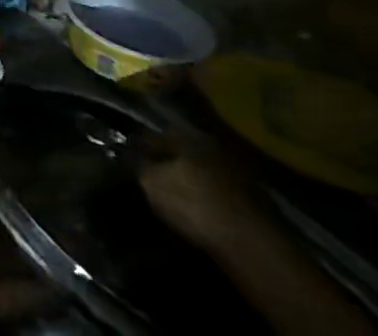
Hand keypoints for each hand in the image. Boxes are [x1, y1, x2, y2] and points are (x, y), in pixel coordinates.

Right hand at [135, 133, 269, 253]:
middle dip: (165, 161)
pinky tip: (195, 208)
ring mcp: (235, 170)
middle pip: (180, 150)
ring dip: (187, 178)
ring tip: (171, 195)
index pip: (153, 135)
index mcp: (187, 135)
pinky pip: (216, 189)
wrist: (249, 242)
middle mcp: (211, 144)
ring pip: (200, 169)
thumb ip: (137, 165)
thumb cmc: (192, 203)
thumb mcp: (151, 183)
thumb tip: (128, 154)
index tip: (127, 159)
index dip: (138, 147)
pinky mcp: (250, 197)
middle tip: (148, 176)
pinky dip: (204, 195)